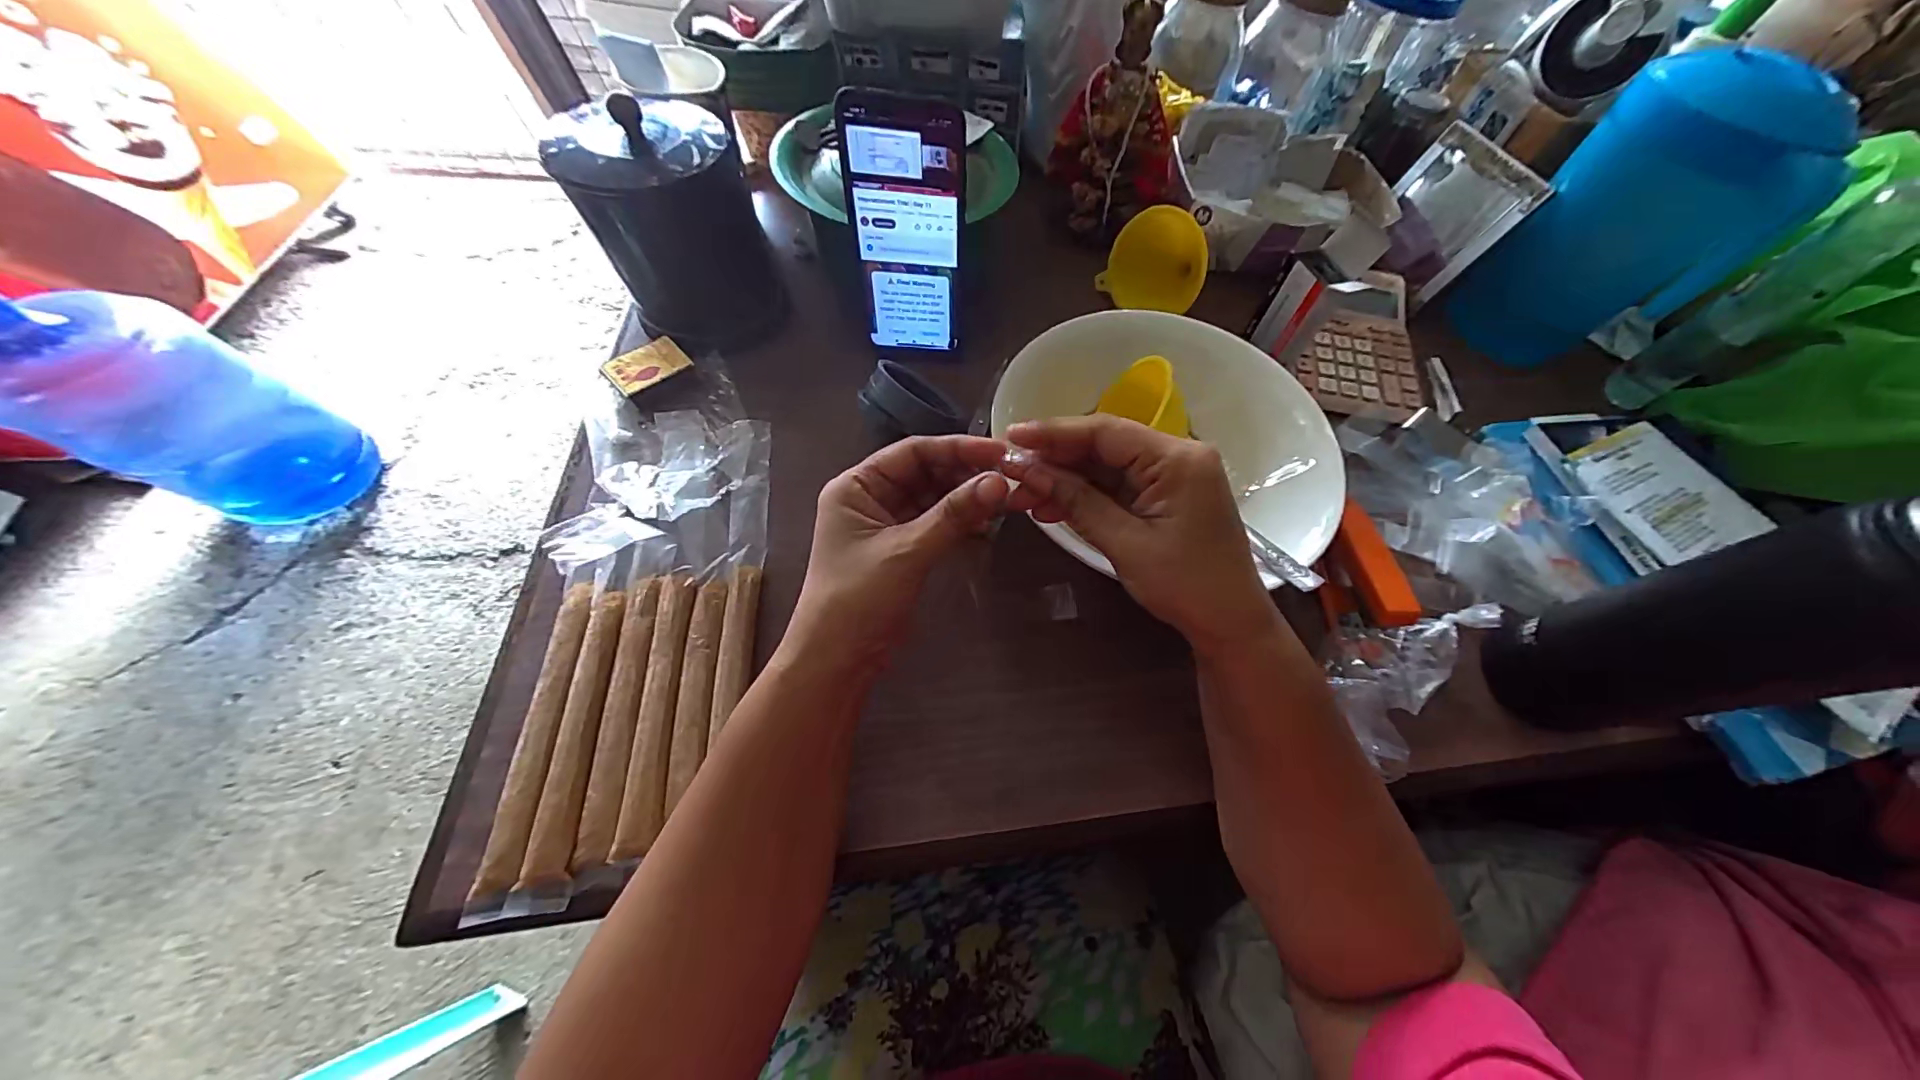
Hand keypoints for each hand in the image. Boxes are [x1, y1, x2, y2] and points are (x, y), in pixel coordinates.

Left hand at [787, 435, 1031, 668]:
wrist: (837, 659)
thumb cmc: (858, 599)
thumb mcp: (906, 551)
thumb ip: (953, 514)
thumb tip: (999, 481)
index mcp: (857, 486)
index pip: (913, 452)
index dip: (958, 448)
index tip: (1000, 452)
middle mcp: (870, 497)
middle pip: (926, 471)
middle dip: (967, 473)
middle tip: (1012, 475)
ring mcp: (887, 524)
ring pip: (935, 497)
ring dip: (968, 496)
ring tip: (1009, 496)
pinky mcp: (902, 549)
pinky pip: (936, 522)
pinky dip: (961, 520)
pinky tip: (989, 519)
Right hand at [998, 415, 1278, 654]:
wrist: (1230, 623)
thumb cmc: (1185, 585)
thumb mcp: (1125, 543)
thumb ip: (1076, 501)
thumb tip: (1028, 471)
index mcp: (1176, 458)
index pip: (1104, 431)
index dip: (1053, 432)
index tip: (1011, 436)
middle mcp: (1177, 456)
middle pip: (1104, 445)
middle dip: (1055, 459)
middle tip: (1010, 470)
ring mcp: (1172, 475)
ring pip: (1106, 466)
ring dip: (1065, 479)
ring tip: (1022, 495)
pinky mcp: (1166, 495)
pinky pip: (1117, 486)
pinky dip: (1085, 495)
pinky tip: (1051, 506)